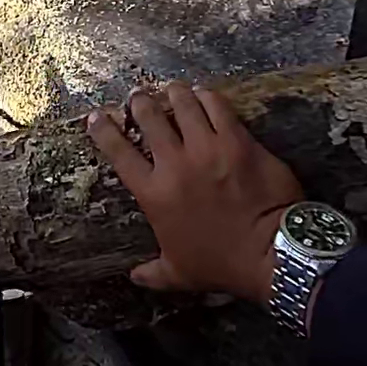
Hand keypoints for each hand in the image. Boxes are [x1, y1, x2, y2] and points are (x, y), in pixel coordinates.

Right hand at [86, 81, 303, 302]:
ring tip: (172, 88)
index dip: (103, 131)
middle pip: (150, 118)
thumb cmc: (221, 264)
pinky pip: (217, 107)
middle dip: (141, 102)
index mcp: (154, 193)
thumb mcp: (179, 273)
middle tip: (139, 96)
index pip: (119, 153)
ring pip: (182, 104)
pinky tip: (205, 94)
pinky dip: (208, 97)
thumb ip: (153, 272)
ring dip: (174, 93)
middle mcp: (175, 164)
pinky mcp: (237, 140)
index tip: (96, 116)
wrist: (270, 254)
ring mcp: (206, 148)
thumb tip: (133, 277)